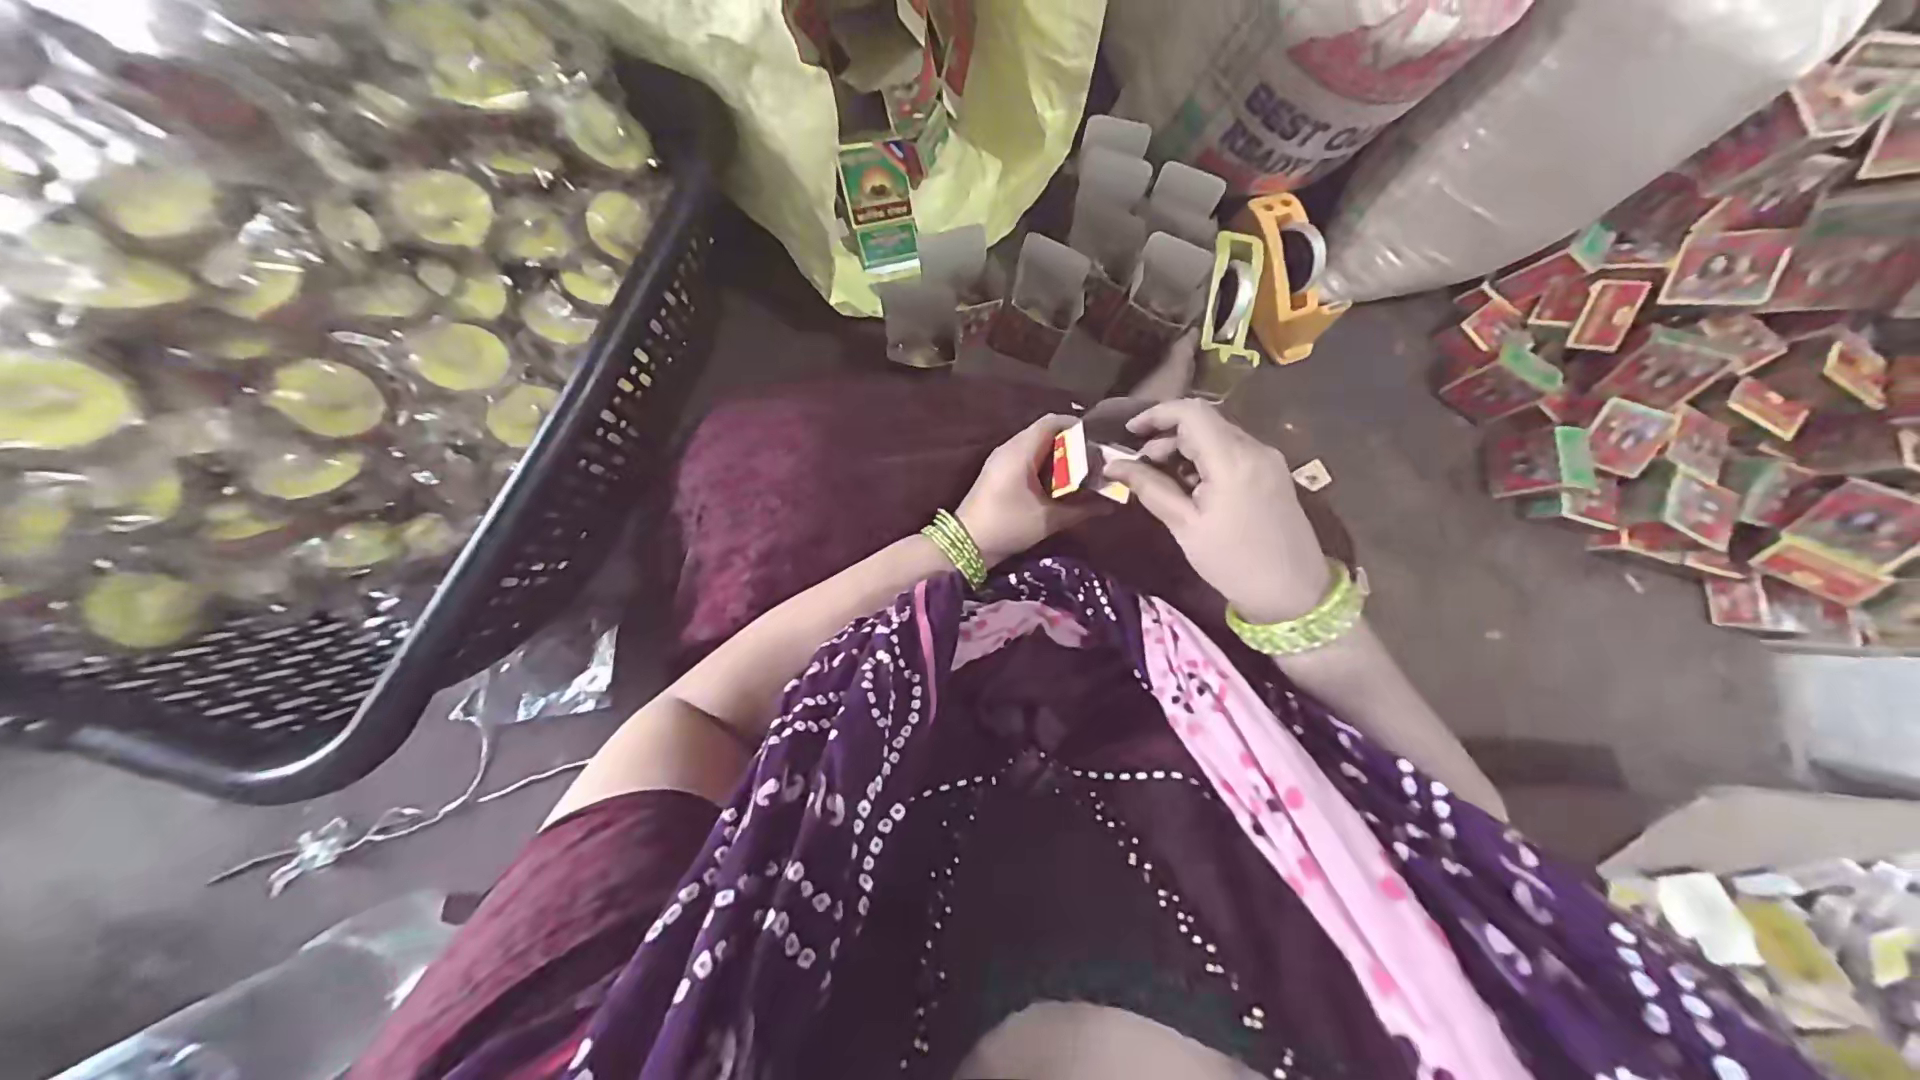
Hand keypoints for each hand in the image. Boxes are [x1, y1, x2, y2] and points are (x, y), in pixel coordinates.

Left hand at [956, 414, 1102, 566]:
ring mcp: (1000, 459)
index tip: (1097, 441)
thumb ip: (1083, 509)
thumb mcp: (1049, 519)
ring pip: (1035, 445)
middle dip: (1071, 443)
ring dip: (1057, 455)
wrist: (967, 544)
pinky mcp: (997, 472)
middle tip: (1093, 460)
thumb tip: (1112, 505)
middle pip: (1045, 432)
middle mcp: (1009, 448)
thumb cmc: (1008, 525)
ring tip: (1080, 471)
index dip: (1077, 426)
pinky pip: (1025, 457)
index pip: (1052, 421)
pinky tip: (1058, 483)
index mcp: (1021, 450)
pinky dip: (1043, 464)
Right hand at [1105, 399, 1330, 622]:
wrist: (1293, 593)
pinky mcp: (1272, 472)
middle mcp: (1254, 449)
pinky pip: (1232, 451)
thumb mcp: (1184, 526)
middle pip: (1203, 422)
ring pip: (1217, 436)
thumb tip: (1113, 465)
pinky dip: (1205, 459)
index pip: (1190, 412)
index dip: (1155, 414)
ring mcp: (1267, 459)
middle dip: (1166, 436)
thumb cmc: (1233, 562)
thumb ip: (1149, 487)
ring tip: (1161, 480)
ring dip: (1184, 448)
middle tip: (1140, 466)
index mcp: (1232, 459)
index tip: (1128, 433)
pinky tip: (1191, 487)